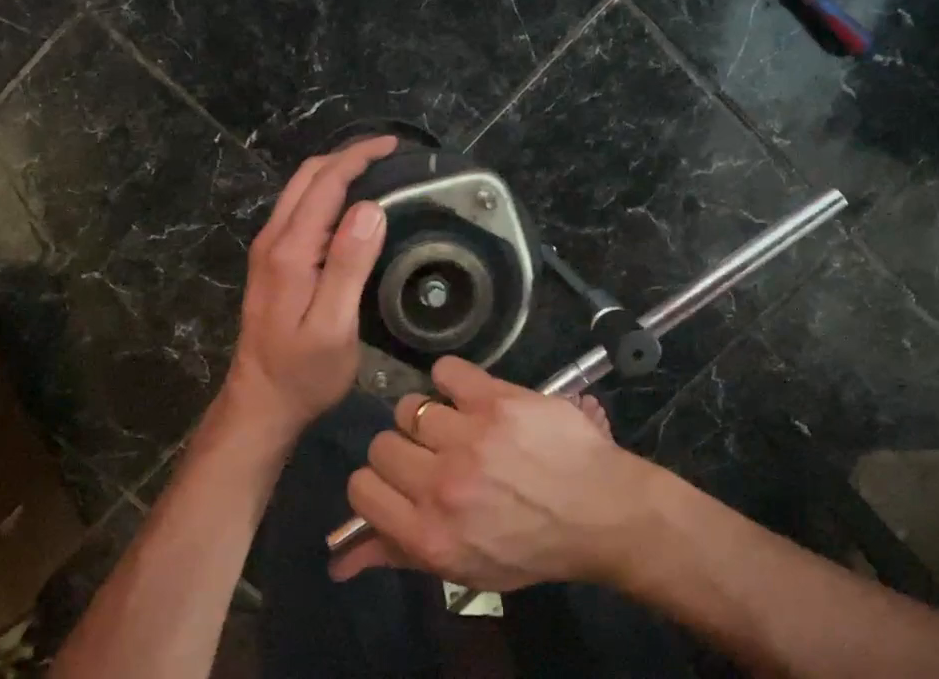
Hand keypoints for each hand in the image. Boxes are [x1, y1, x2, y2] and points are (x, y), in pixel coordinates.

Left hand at [224, 135, 396, 438]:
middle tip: (390, 153)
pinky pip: (300, 208)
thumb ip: (348, 265)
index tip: (393, 146)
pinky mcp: (272, 261)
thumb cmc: (303, 372)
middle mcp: (273, 239)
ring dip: (335, 171)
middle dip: (347, 156)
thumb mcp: (333, 326)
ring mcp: (268, 249)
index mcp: (290, 250)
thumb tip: (370, 208)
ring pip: (300, 190)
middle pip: (308, 177)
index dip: (358, 158)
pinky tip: (352, 204)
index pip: (325, 184)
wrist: (260, 402)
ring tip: (376, 170)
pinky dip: (327, 192)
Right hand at [330, 357, 659, 591]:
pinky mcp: (496, 400)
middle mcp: (442, 486)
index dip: (377, 483)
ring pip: (410, 408)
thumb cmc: (532, 546)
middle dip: (404, 451)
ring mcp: (470, 439)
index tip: (400, 482)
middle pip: (381, 445)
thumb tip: (337, 560)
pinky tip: (471, 398)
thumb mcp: (463, 566)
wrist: (602, 511)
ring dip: (430, 418)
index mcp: (431, 534)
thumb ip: (397, 555)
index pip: (362, 488)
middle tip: (436, 458)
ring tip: (460, 430)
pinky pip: (445, 371)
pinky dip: (453, 380)